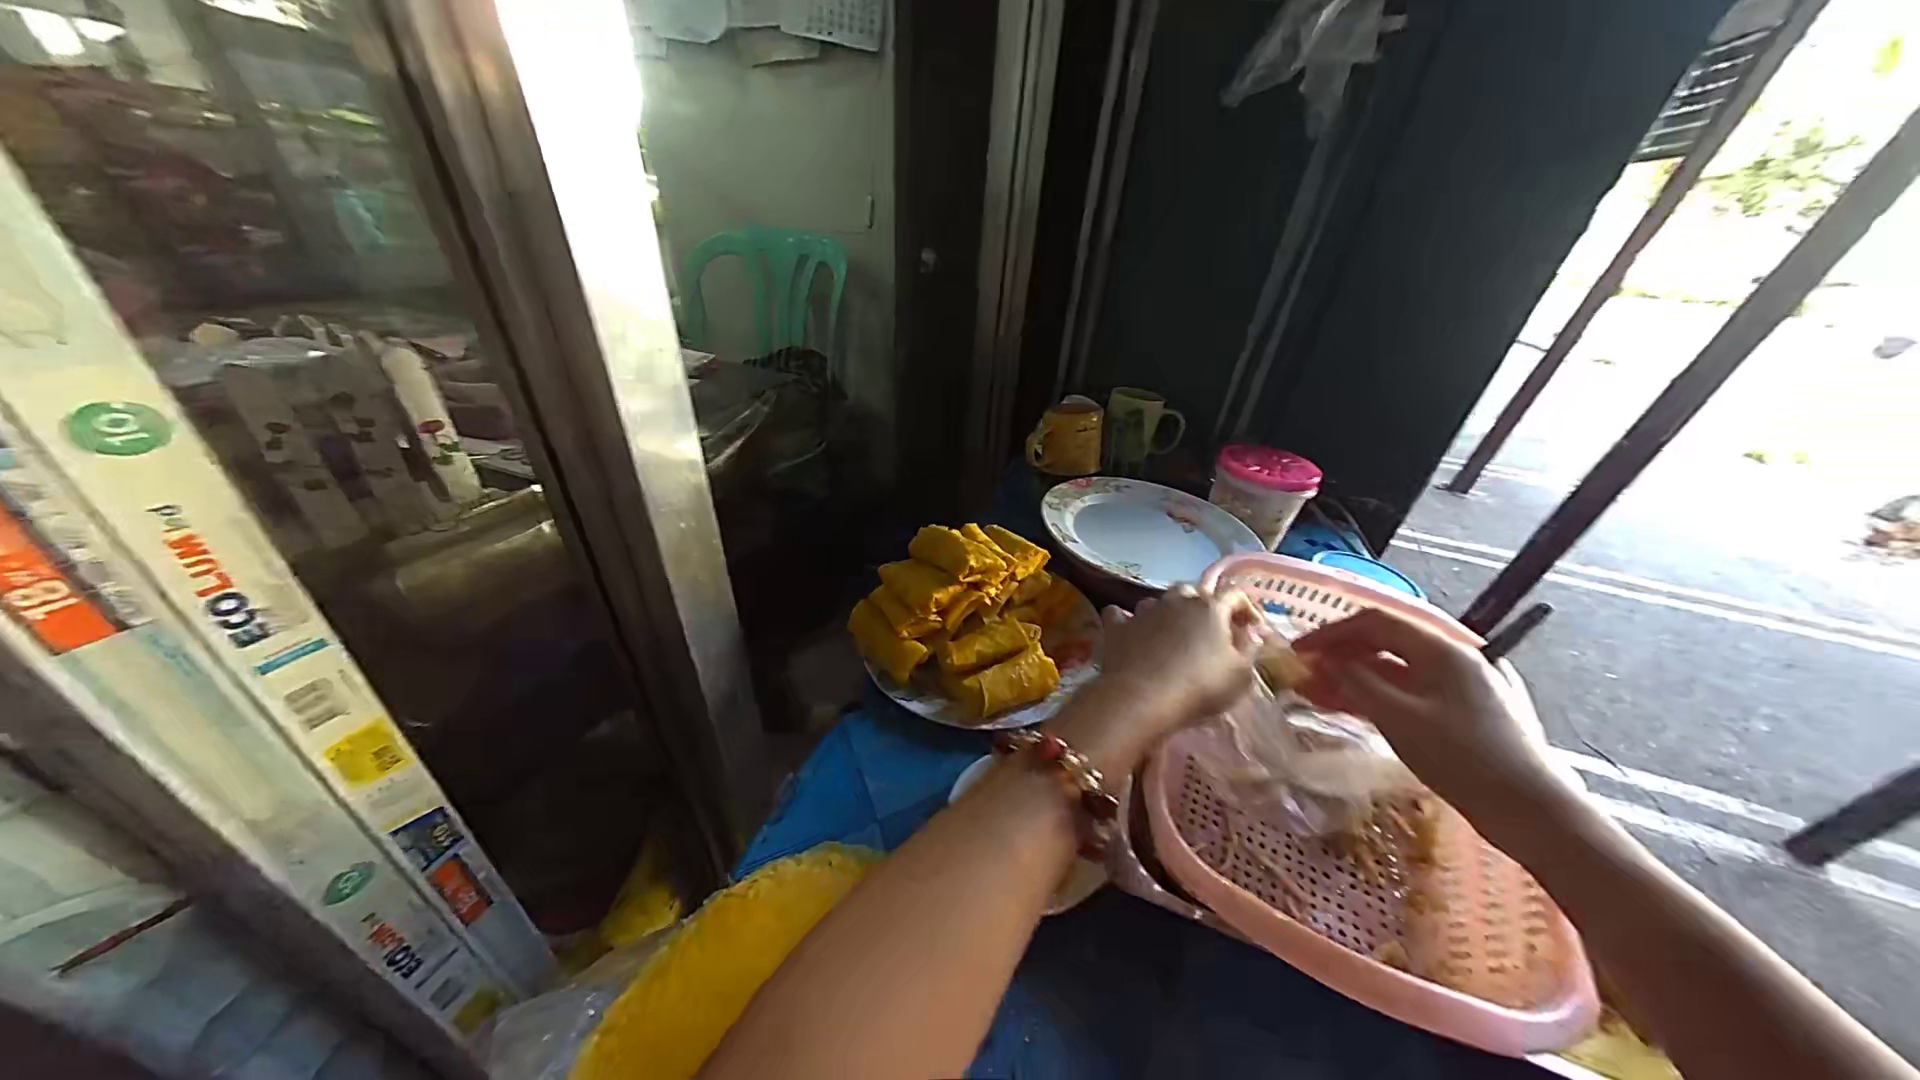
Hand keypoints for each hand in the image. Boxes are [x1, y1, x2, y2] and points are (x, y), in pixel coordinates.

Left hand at [1054, 585, 1260, 770]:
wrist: (1142, 697)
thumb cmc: (1200, 686)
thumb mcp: (1241, 674)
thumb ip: (1249, 649)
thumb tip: (1250, 633)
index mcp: (1209, 608)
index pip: (1233, 595)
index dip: (1245, 608)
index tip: (1250, 626)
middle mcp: (1175, 601)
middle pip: (1191, 592)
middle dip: (1202, 605)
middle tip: (1209, 628)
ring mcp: (1143, 612)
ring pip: (1157, 601)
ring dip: (1166, 612)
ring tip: (1171, 633)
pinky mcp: (1117, 627)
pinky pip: (1119, 614)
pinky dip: (1126, 620)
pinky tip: (1129, 631)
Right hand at [1290, 607, 1574, 831]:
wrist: (1533, 812)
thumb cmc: (1463, 758)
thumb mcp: (1398, 717)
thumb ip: (1355, 682)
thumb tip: (1324, 661)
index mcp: (1444, 649)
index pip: (1376, 622)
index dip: (1330, 632)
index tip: (1298, 650)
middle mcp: (1453, 658)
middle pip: (1384, 643)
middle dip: (1339, 655)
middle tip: (1304, 672)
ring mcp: (1459, 685)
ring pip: (1393, 669)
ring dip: (1352, 678)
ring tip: (1314, 693)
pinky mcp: (1460, 711)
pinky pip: (1408, 692)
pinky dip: (1375, 696)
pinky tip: (1347, 708)